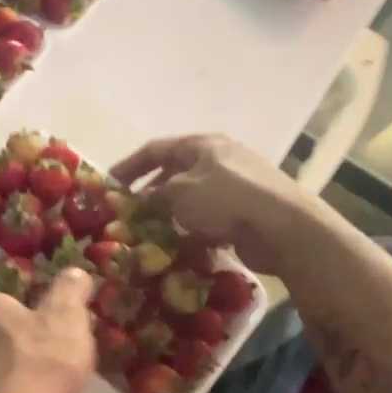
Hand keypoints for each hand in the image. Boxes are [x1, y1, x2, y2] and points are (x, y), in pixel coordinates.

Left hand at [0, 268, 95, 392]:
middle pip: (5, 328)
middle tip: (64, 340)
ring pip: (9, 359)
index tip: (53, 309)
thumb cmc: (41, 362)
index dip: (28, 299)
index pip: (1, 294)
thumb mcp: (65, 317)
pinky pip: (14, 387)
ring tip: (64, 370)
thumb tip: (75, 271)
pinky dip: (31, 390)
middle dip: (30, 334)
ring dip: (32, 364)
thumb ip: (69, 291)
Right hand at [110, 134, 324, 274]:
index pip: (155, 149)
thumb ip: (154, 194)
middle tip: (128, 212)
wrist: (282, 227)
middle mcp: (219, 161)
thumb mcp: (178, 191)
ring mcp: (235, 187)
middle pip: (174, 173)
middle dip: (150, 193)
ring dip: (170, 215)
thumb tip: (142, 200)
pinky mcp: (245, 213)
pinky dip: (192, 231)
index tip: (109, 184)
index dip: (129, 166)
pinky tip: (179, 247)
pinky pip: (209, 220)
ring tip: (150, 233)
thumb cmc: (224, 199)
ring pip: (191, 199)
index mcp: (202, 145)